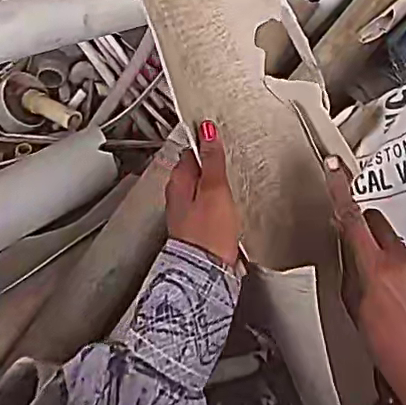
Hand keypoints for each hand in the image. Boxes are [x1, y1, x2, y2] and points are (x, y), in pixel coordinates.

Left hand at [165, 120, 240, 263]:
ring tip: (229, 180)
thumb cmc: (208, 233)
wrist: (205, 273)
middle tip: (227, 158)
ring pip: (200, 187)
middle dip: (210, 164)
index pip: (190, 151)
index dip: (205, 143)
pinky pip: (205, 205)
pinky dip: (215, 200)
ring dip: (213, 183)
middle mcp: (176, 195)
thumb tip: (207, 131)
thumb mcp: (214, 188)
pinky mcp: (195, 227)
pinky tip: (226, 205)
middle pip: (194, 169)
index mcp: (178, 181)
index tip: (218, 138)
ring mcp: (185, 212)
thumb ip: (211, 160)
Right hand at [328, 156, 405, 404]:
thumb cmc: (384, 343)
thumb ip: (349, 266)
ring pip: (393, 238)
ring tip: (385, 285)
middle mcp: (402, 261)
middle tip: (359, 250)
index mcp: (376, 269)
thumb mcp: (353, 303)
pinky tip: (401, 291)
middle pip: (375, 220)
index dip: (340, 191)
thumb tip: (346, 242)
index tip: (334, 169)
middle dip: (364, 228)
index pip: (353, 219)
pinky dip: (402, 265)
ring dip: (384, 251)